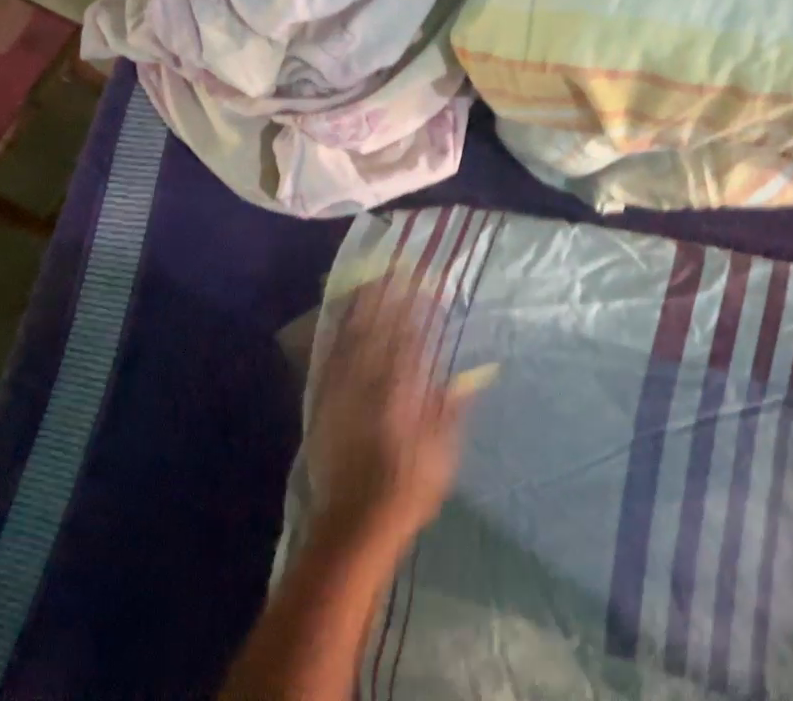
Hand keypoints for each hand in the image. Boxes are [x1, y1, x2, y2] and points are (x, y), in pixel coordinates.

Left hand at [305, 285, 468, 550]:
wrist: (354, 523)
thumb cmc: (406, 491)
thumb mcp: (441, 454)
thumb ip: (450, 410)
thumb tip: (469, 376)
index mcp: (401, 394)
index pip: (410, 339)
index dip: (416, 309)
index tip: (425, 284)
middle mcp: (368, 386)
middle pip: (375, 331)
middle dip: (385, 297)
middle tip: (393, 270)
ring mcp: (341, 393)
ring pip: (350, 340)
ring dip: (360, 308)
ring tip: (368, 282)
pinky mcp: (323, 404)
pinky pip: (330, 359)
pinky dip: (338, 335)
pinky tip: (342, 322)